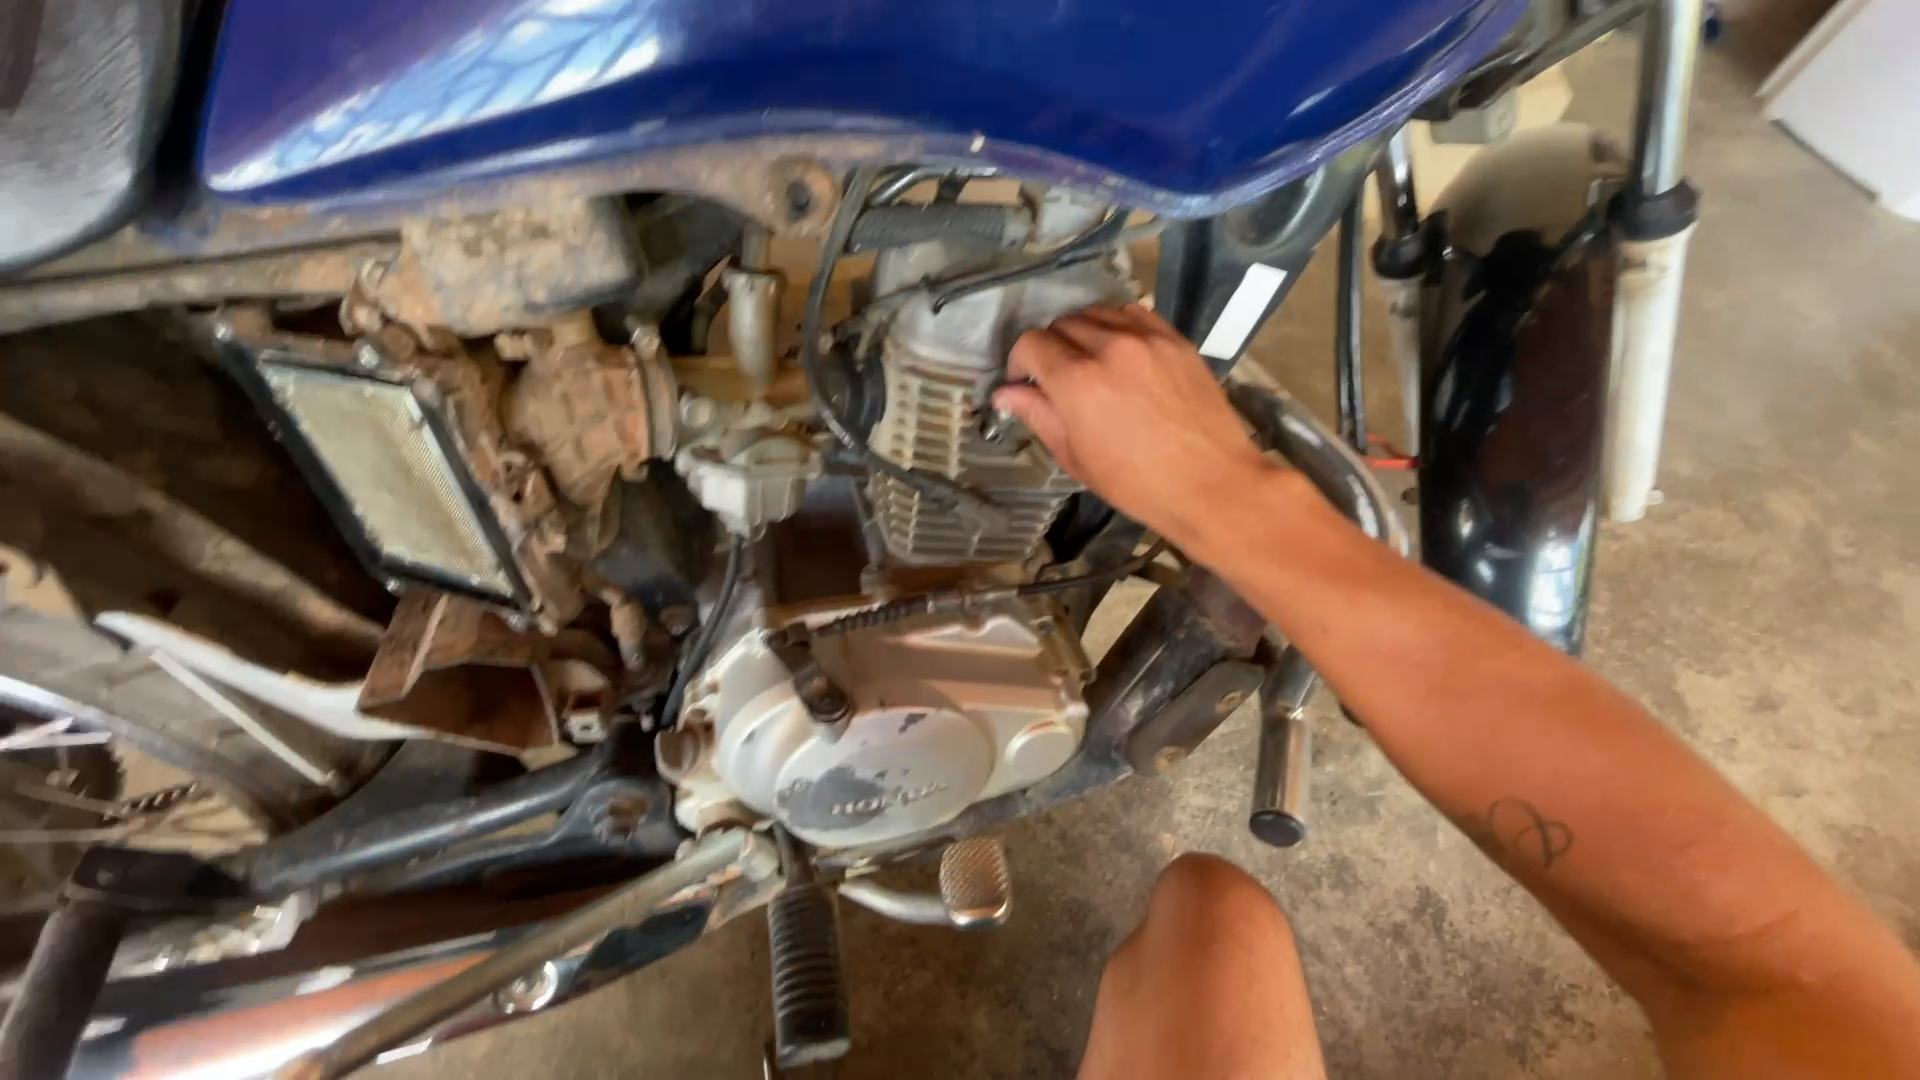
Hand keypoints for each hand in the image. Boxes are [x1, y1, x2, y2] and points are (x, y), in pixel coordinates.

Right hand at [993, 304, 1274, 546]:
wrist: (1211, 483)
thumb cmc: (1136, 484)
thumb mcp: (1075, 457)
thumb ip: (1038, 416)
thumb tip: (1005, 393)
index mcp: (1078, 382)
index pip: (1031, 344)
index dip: (1019, 362)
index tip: (1024, 384)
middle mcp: (1109, 347)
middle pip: (1061, 323)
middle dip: (1049, 347)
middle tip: (1055, 378)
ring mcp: (1147, 338)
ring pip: (1096, 312)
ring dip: (1081, 332)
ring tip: (1087, 361)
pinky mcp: (1175, 339)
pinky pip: (1134, 313)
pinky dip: (1116, 325)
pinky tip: (1119, 351)